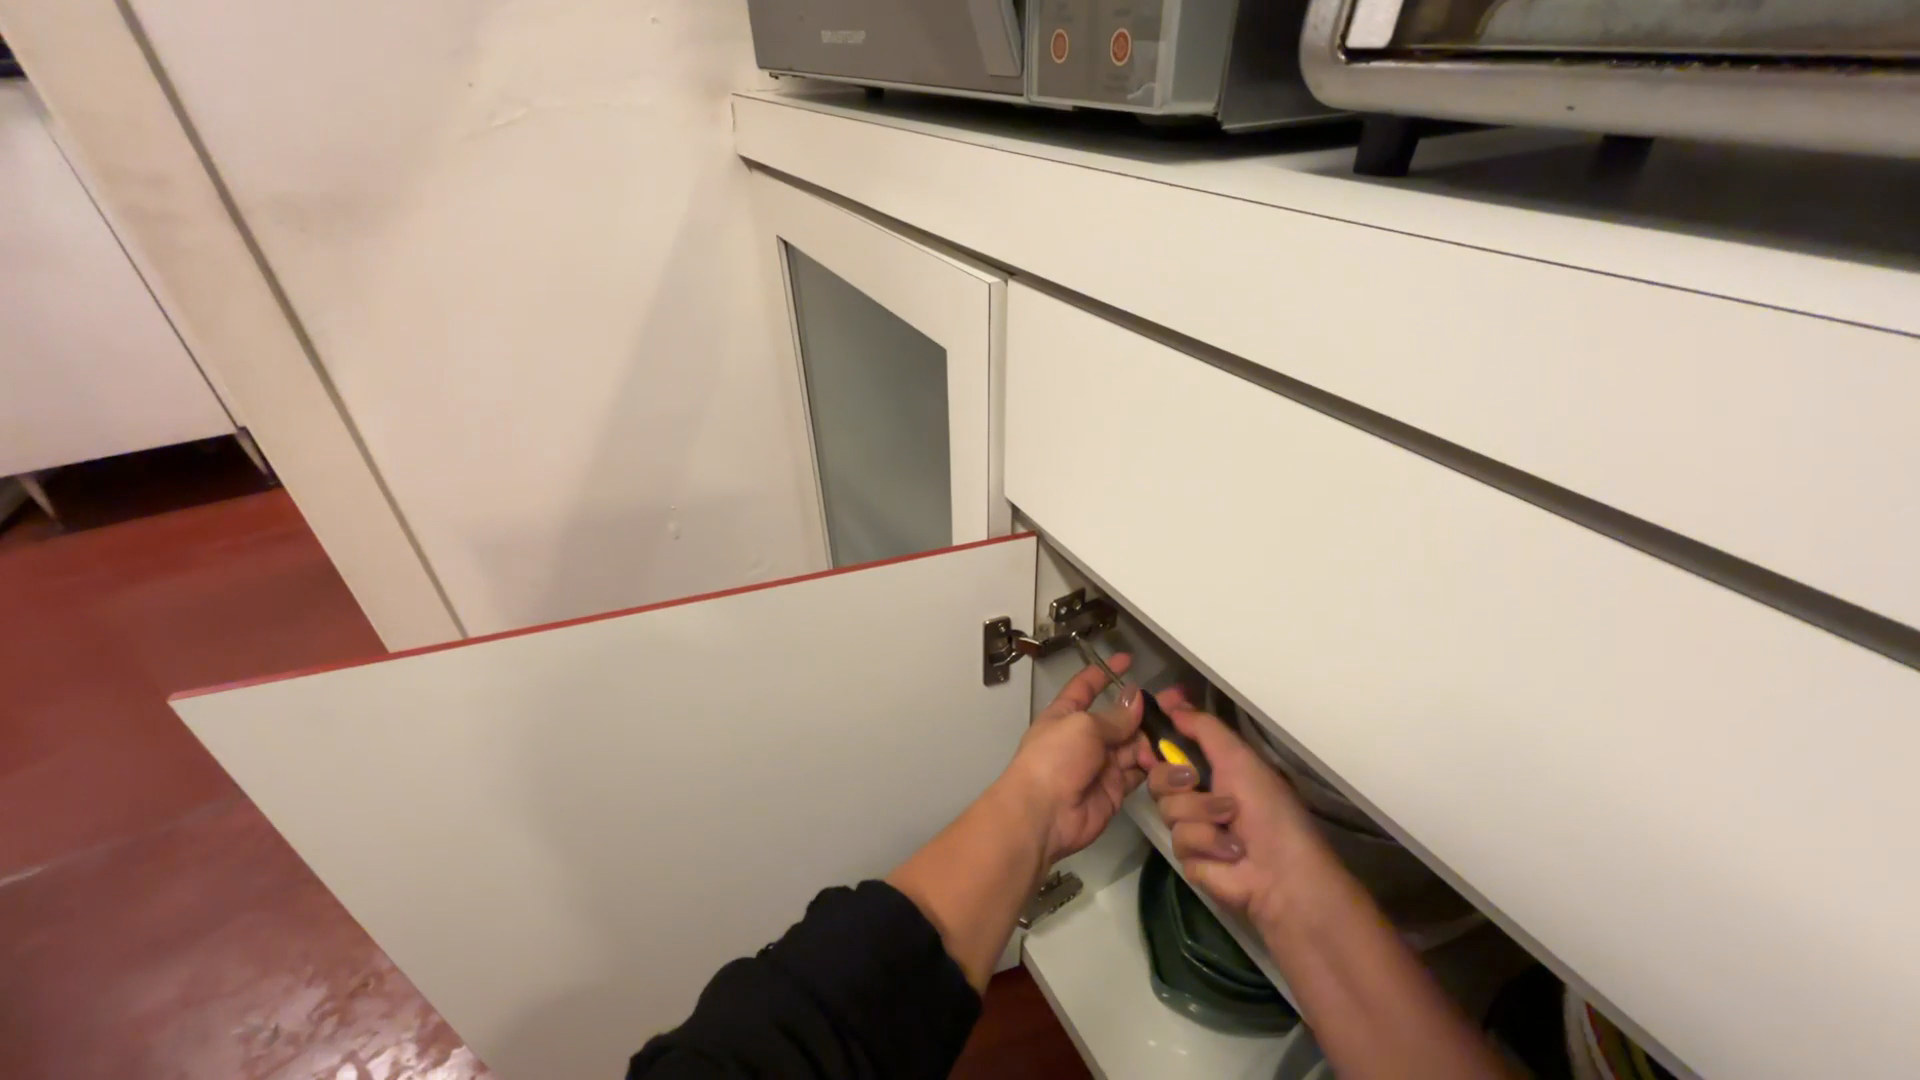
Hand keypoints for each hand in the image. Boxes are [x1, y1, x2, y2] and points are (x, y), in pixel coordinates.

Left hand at [997, 654, 1150, 863]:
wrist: (1044, 814)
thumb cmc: (1055, 759)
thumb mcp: (1083, 726)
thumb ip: (1114, 716)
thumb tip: (1135, 697)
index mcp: (1066, 714)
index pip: (1086, 686)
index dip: (1105, 672)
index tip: (1127, 660)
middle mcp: (1084, 737)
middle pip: (1117, 718)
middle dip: (1140, 713)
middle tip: (1171, 708)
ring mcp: (1100, 764)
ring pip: (1132, 745)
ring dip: (1150, 740)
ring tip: (1172, 735)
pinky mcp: (1114, 789)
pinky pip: (1138, 772)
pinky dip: (1153, 766)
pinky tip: (1170, 759)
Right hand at [1142, 706, 1323, 934]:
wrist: (1283, 872)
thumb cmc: (1268, 809)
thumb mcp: (1239, 758)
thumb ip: (1203, 728)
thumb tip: (1171, 699)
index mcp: (1212, 769)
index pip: (1171, 747)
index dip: (1156, 739)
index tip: (1147, 733)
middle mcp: (1197, 796)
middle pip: (1157, 776)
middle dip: (1174, 778)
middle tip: (1194, 782)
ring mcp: (1192, 828)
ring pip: (1167, 809)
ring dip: (1202, 814)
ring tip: (1230, 826)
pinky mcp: (1190, 859)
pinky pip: (1179, 841)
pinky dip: (1207, 844)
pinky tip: (1229, 853)